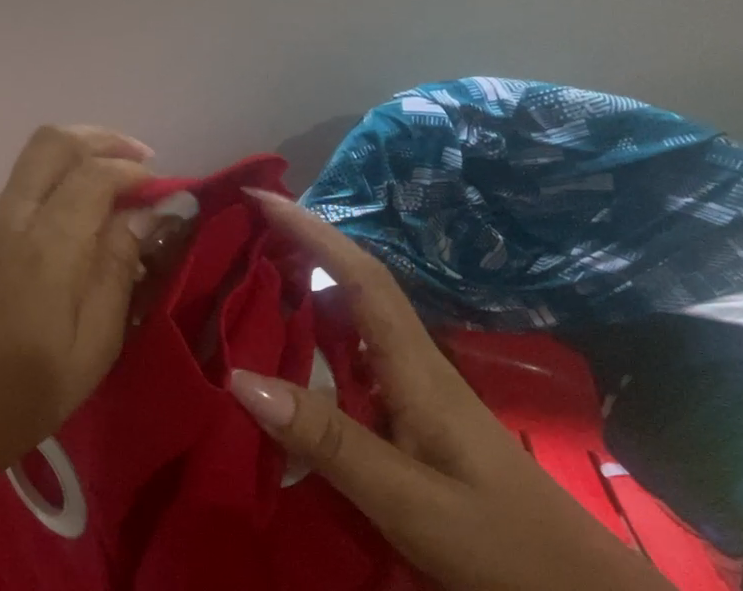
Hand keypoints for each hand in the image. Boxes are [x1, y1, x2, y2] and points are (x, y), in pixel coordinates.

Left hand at [0, 124, 153, 478]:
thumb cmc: (28, 391)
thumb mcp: (94, 343)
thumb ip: (117, 269)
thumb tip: (140, 216)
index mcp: (45, 245)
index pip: (93, 174)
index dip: (133, 171)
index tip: (163, 189)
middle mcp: (8, 219)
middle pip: (50, 143)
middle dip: (99, 139)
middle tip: (139, 161)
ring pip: (30, 165)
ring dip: (74, 162)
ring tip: (114, 196)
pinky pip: (16, 197)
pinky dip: (51, 192)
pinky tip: (74, 232)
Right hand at [232, 191, 672, 590]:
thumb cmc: (505, 545)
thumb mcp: (409, 500)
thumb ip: (328, 440)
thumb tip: (238, 376)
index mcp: (418, 371)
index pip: (362, 279)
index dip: (312, 231)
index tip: (262, 197)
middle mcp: (416, 370)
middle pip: (355, 290)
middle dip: (299, 249)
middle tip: (237, 234)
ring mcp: (417, 397)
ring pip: (352, 326)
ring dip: (302, 294)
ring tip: (244, 285)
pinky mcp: (413, 424)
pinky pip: (351, 364)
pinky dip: (310, 344)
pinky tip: (283, 361)